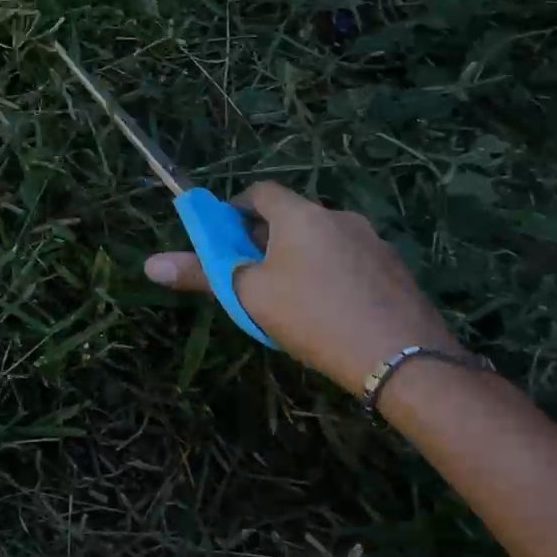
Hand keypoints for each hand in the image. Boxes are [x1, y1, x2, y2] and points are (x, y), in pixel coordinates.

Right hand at [144, 181, 461, 394]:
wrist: (406, 363)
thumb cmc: (314, 317)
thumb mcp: (248, 295)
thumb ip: (201, 274)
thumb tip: (150, 264)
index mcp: (300, 216)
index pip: (260, 193)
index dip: (235, 210)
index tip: (223, 238)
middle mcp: (340, 219)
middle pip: (291, 218)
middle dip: (265, 240)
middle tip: (248, 274)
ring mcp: (376, 245)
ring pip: (323, 242)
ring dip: (300, 259)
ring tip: (289, 300)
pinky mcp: (399, 273)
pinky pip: (351, 264)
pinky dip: (333, 277)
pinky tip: (329, 314)